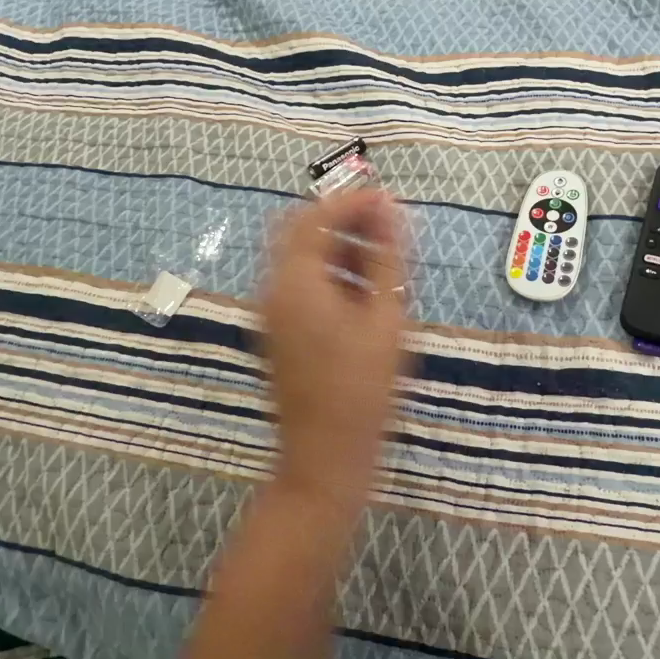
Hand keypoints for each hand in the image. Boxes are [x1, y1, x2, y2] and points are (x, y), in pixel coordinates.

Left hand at [254, 189, 412, 504]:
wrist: (324, 458)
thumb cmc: (363, 387)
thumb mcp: (386, 316)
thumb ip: (387, 256)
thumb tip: (389, 207)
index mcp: (295, 281)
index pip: (316, 216)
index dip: (353, 202)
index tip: (389, 200)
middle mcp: (272, 289)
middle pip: (300, 231)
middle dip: (342, 221)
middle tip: (384, 227)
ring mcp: (270, 313)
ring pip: (299, 257)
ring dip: (337, 247)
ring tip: (383, 263)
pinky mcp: (277, 333)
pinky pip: (298, 284)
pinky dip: (328, 273)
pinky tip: (364, 295)